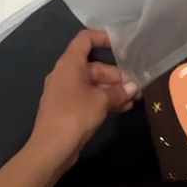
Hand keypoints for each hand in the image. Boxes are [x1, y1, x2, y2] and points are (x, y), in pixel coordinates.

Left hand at [25, 30, 138, 172]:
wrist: (51, 149)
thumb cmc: (75, 115)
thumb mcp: (101, 101)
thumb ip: (118, 91)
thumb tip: (133, 87)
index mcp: (69, 64)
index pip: (85, 40)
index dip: (102, 38)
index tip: (121, 44)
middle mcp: (65, 74)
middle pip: (93, 66)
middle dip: (115, 75)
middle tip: (135, 86)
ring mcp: (65, 92)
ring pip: (92, 84)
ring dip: (112, 90)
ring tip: (134, 98)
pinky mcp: (68, 109)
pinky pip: (88, 97)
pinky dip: (103, 100)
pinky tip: (122, 108)